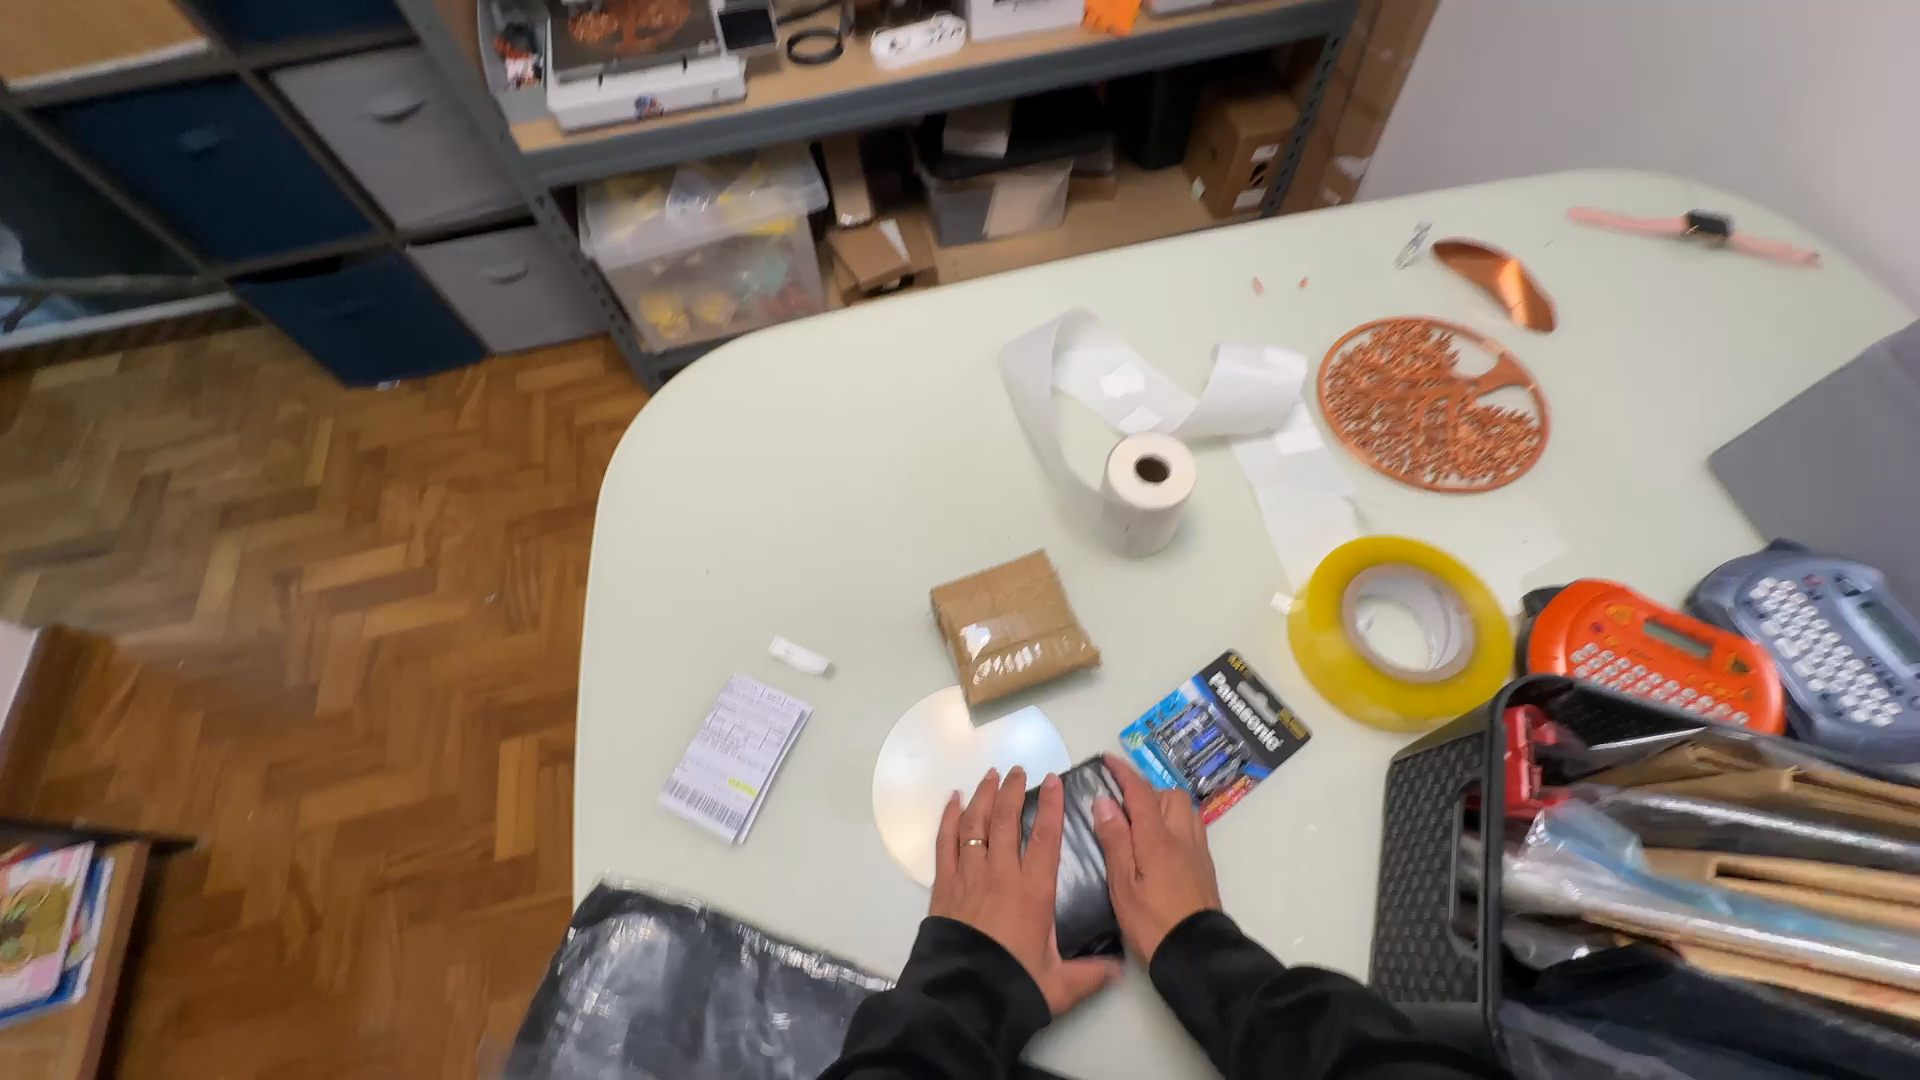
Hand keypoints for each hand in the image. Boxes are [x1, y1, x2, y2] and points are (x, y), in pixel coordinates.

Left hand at [931, 766, 1122, 1015]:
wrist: (965, 1000)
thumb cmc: (1014, 987)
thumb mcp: (1060, 984)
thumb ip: (1091, 973)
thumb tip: (1120, 970)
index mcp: (1033, 891)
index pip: (1044, 837)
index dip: (1050, 805)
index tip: (1052, 780)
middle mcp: (1001, 874)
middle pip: (1005, 819)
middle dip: (1011, 790)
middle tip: (1016, 770)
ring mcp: (969, 876)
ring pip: (975, 823)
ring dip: (983, 795)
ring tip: (989, 775)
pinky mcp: (945, 885)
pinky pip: (946, 842)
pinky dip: (949, 818)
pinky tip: (953, 801)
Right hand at [1091, 753, 1223, 962]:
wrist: (1198, 957)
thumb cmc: (1153, 923)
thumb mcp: (1123, 884)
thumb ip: (1115, 839)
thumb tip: (1104, 801)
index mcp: (1158, 839)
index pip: (1140, 792)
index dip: (1123, 772)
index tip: (1107, 759)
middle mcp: (1182, 837)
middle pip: (1169, 795)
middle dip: (1147, 790)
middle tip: (1123, 806)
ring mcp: (1198, 852)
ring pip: (1184, 810)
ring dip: (1163, 805)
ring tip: (1141, 823)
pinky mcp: (1205, 867)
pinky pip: (1191, 828)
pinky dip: (1173, 823)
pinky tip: (1159, 844)